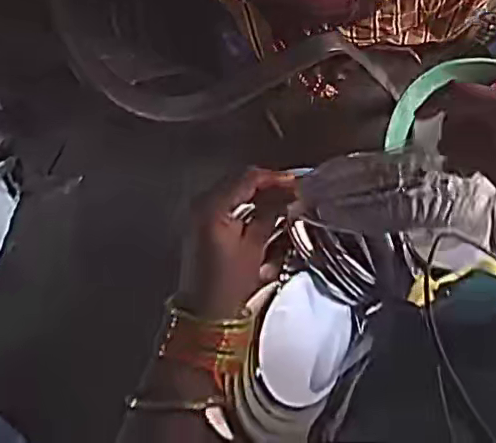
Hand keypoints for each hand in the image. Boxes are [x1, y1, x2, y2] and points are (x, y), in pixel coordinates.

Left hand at [176, 167, 296, 317]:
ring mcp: (200, 211)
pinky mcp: (201, 222)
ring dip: (258, 193)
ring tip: (282, 199)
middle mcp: (202, 202)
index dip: (275, 178)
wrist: (203, 316)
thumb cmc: (228, 285)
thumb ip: (270, 214)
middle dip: (267, 184)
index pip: (248, 178)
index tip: (295, 182)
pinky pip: (228, 202)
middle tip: (291, 189)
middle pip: (240, 180)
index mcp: (213, 206)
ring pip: (235, 189)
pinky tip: (263, 210)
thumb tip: (287, 195)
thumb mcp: (253, 248)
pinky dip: (246, 203)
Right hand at [425, 80, 495, 221]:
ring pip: (478, 109)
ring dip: (464, 129)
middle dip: (450, 123)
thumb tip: (444, 142)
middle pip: (466, 100)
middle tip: (441, 148)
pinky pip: (493, 116)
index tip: (420, 119)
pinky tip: (476, 157)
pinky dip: (480, 131)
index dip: (433, 105)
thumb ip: (466, 148)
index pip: (457, 93)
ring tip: (459, 159)